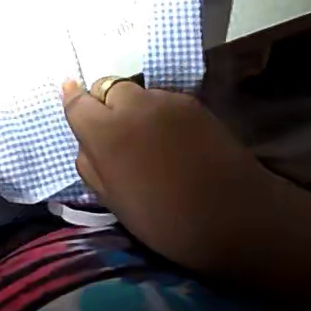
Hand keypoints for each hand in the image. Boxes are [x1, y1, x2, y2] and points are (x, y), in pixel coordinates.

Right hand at [61, 78, 289, 271]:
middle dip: (105, 105)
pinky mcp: (195, 104)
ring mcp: (168, 101)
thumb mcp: (114, 202)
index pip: (78, 102)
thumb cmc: (166, 222)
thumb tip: (85, 141)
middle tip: (115, 135)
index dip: (74, 104)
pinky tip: (172, 141)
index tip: (75, 109)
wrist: (235, 217)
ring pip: (138, 93)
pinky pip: (164, 101)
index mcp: (108, 133)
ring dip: (134, 109)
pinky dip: (159, 114)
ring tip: (147, 141)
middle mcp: (135, 105)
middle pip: (108, 88)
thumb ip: (92, 165)